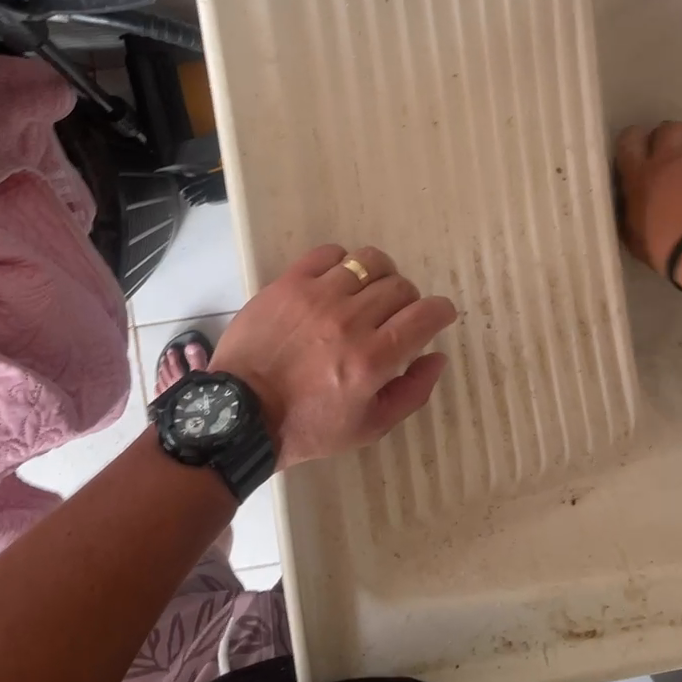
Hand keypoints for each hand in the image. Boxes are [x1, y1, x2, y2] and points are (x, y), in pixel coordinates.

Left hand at [209, 244, 458, 468]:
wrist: (240, 414)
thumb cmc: (307, 427)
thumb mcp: (369, 427)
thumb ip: (412, 392)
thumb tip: (438, 357)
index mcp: (372, 359)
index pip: (425, 315)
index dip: (441, 311)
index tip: (439, 316)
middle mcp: (350, 321)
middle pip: (400, 287)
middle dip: (409, 301)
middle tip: (395, 317)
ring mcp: (318, 296)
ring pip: (370, 262)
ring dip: (380, 276)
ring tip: (368, 293)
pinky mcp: (289, 283)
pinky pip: (330, 253)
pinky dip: (343, 263)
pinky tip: (337, 283)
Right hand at [615, 121, 681, 283]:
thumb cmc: (664, 247)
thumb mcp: (634, 234)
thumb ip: (631, 212)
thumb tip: (631, 206)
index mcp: (637, 175)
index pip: (629, 139)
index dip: (636, 140)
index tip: (642, 152)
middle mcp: (665, 158)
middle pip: (667, 128)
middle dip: (672, 139)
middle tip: (676, 160)